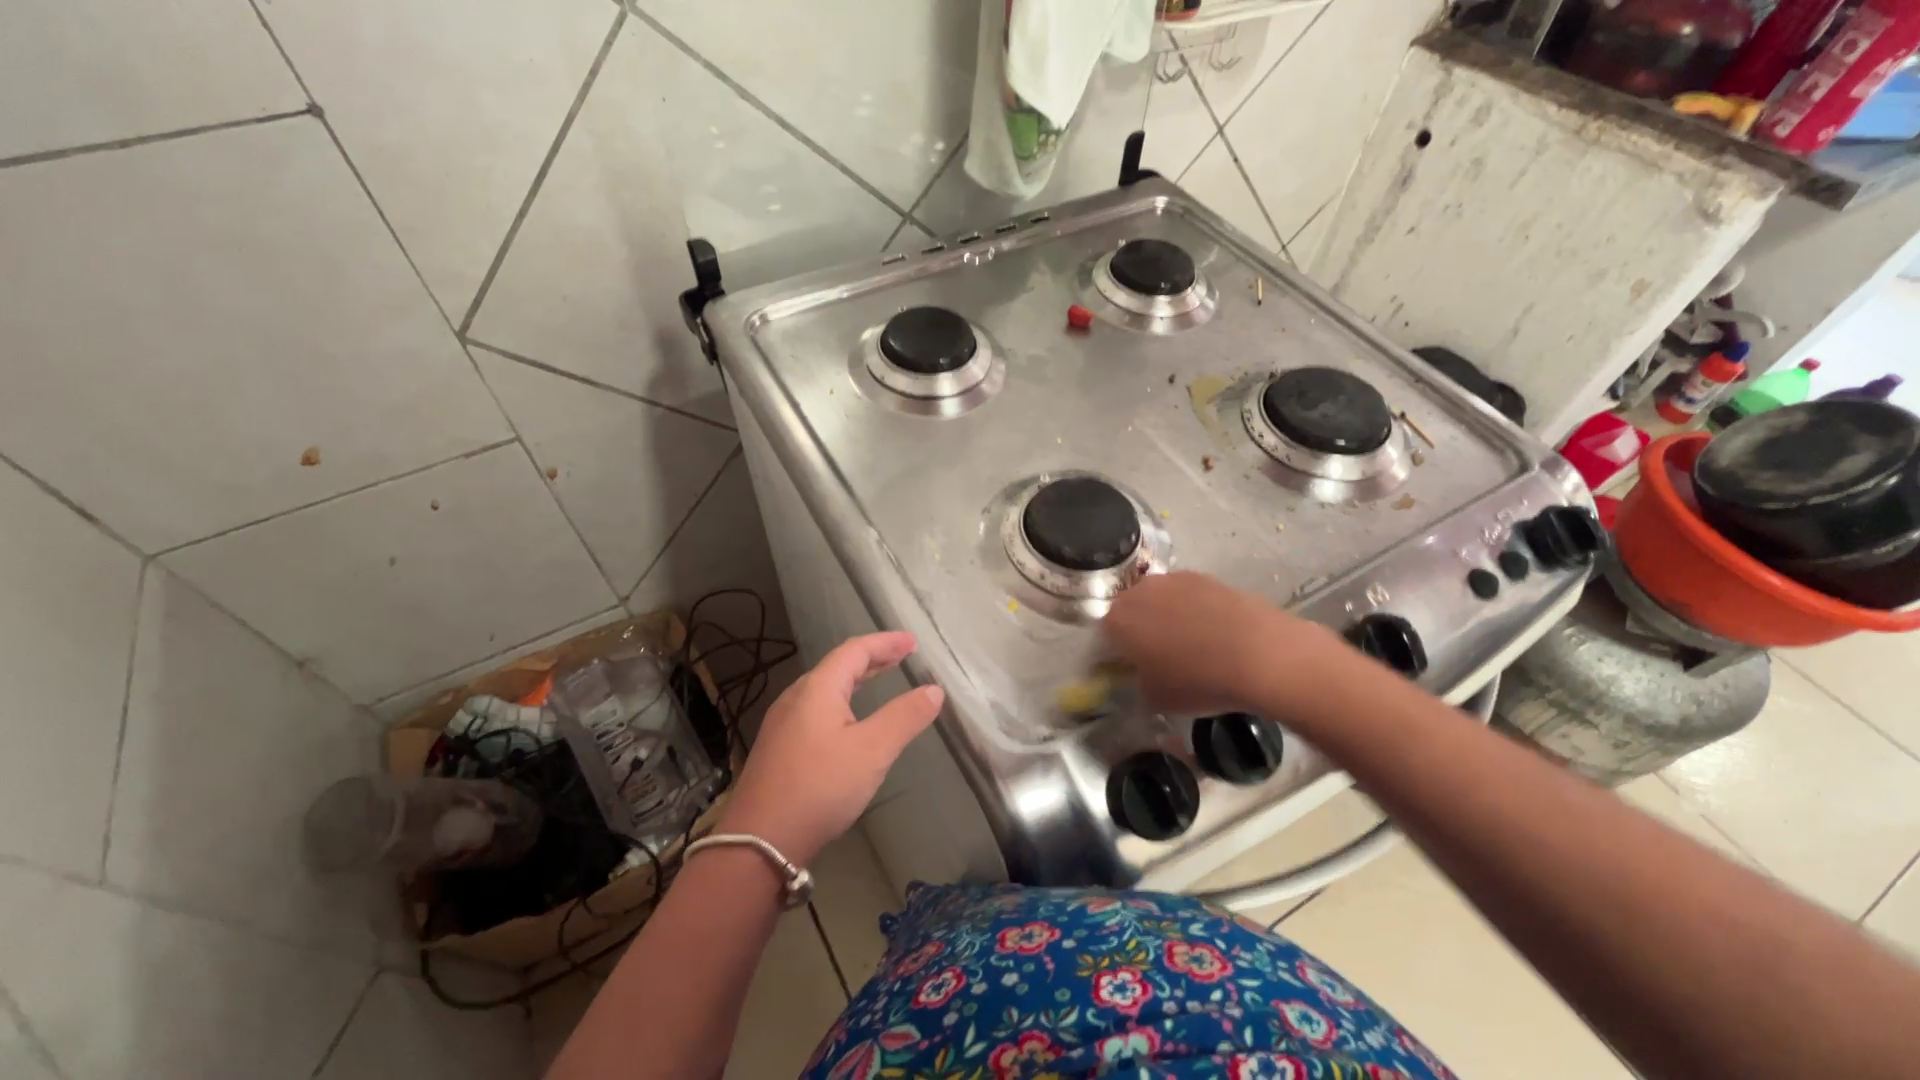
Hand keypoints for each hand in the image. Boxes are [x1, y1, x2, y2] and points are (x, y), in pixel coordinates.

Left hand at [717, 632, 943, 865]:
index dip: (885, 643)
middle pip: (837, 667)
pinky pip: (815, 711)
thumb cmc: (820, 787)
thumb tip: (934, 690)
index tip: (913, 643)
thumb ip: (905, 717)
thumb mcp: (872, 751)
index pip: (855, 651)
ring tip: (879, 683)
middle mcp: (795, 699)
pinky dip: (841, 703)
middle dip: (872, 659)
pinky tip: (848, 724)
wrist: (759, 840)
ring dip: (855, 681)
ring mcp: (782, 725)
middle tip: (901, 658)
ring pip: (824, 690)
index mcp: (817, 689)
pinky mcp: (778, 750)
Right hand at [1102, 571, 1340, 713]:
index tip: (1129, 670)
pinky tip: (1215, 636)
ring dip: (1169, 618)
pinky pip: (1192, 597)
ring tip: (1191, 647)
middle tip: (1158, 657)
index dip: (1115, 653)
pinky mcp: (1209, 577)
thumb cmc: (1197, 681)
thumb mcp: (1155, 699)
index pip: (1104, 635)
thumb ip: (1138, 683)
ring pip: (1162, 600)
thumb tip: (1143, 675)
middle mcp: (1141, 591)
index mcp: (1117, 620)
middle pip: (1132, 609)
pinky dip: (1197, 613)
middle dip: (1140, 630)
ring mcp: (1177, 579)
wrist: (1260, 654)